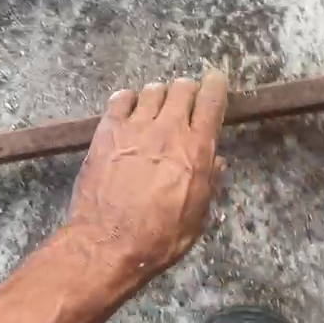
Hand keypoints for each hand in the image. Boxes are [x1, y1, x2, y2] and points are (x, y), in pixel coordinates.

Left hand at [57, 71, 228, 287]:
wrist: (108, 243)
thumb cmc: (158, 238)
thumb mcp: (196, 216)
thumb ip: (208, 181)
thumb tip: (215, 159)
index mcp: (196, 150)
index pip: (211, 102)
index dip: (216, 85)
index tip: (216, 79)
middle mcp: (167, 130)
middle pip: (181, 89)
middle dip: (187, 89)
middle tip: (185, 96)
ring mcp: (134, 128)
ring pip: (151, 91)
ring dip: (159, 95)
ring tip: (156, 105)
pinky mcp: (106, 131)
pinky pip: (119, 100)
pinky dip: (128, 99)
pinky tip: (128, 107)